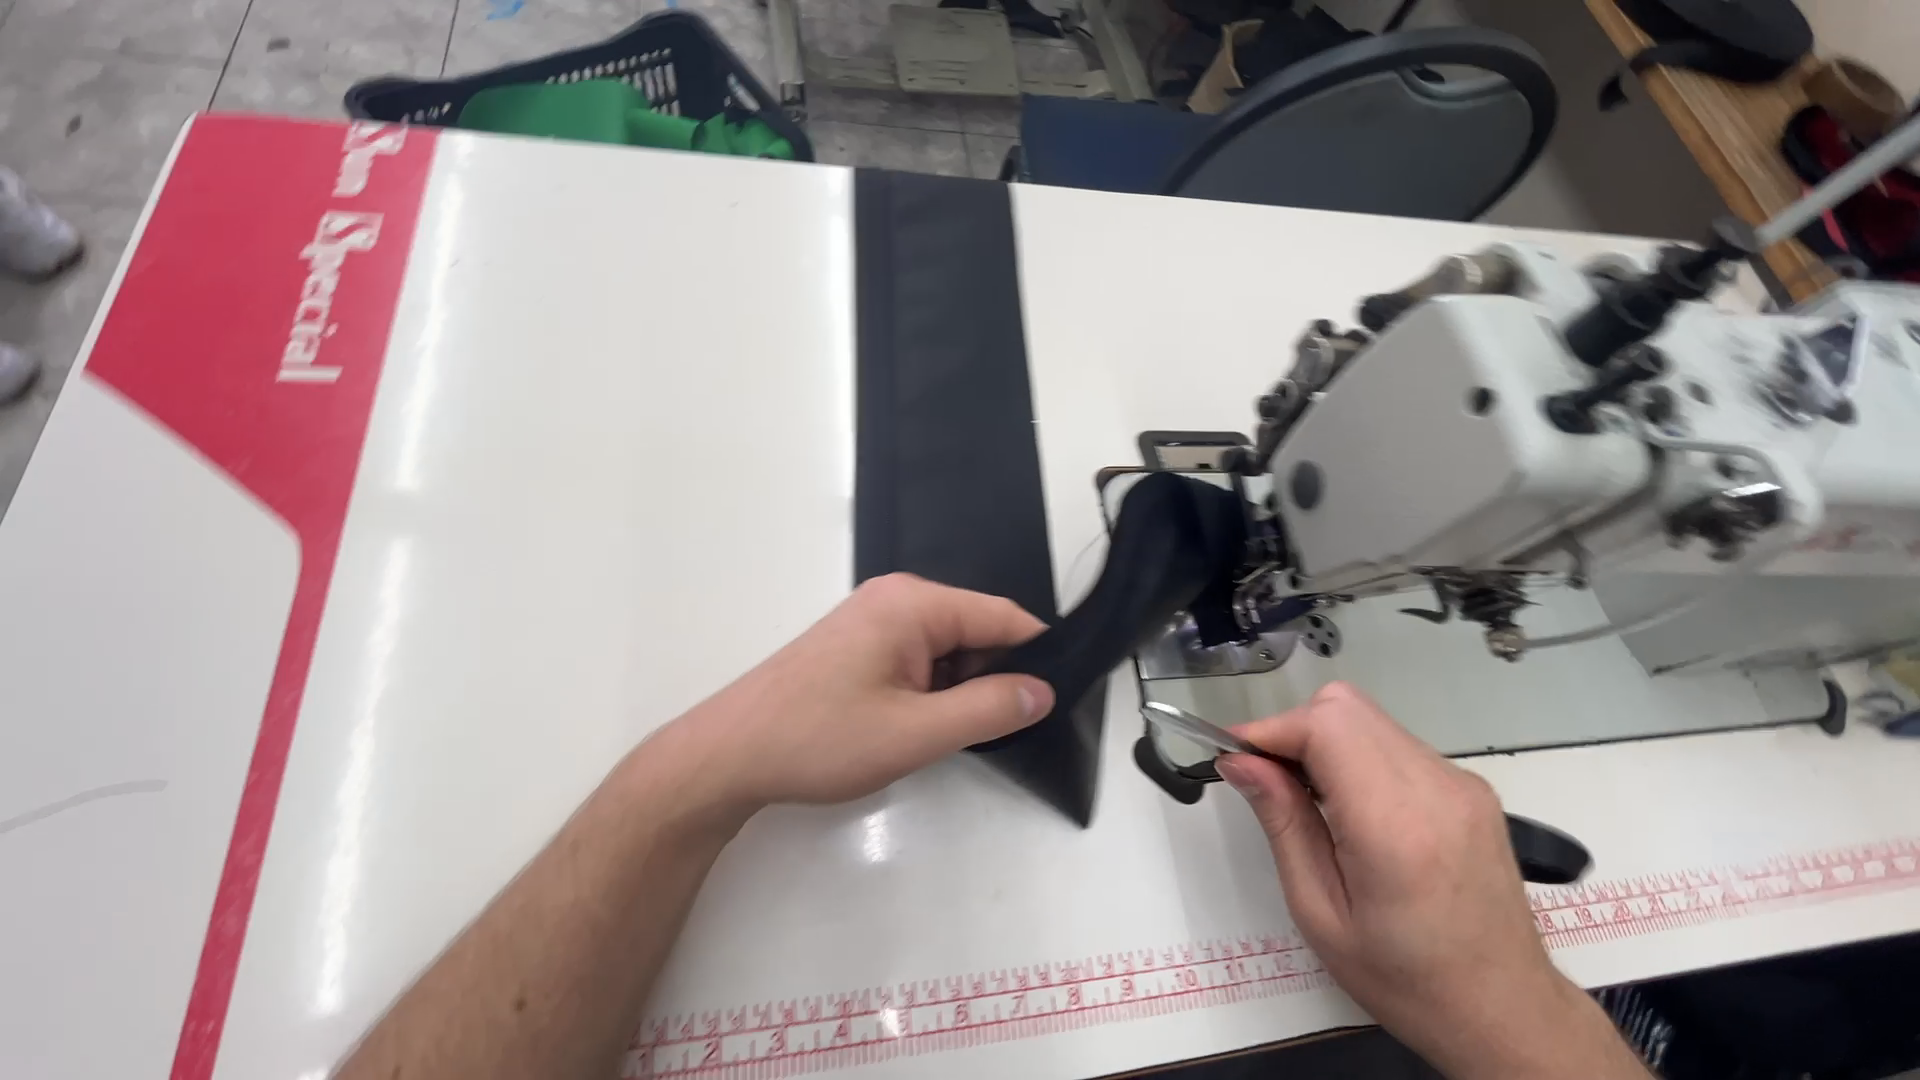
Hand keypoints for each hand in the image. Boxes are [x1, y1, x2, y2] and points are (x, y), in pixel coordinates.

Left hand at [656, 573, 1054, 815]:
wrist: (730, 754)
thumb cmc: (822, 738)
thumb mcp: (916, 732)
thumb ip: (988, 709)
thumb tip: (1044, 691)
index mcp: (914, 603)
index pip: (1003, 617)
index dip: (1037, 657)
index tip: (1057, 701)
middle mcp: (896, 598)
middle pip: (975, 631)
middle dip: (993, 678)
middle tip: (997, 733)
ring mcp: (872, 620)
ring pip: (946, 649)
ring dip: (957, 689)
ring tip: (946, 736)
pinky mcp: (857, 645)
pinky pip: (916, 658)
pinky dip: (929, 690)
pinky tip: (915, 727)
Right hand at [1215, 683, 1645, 1079]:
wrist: (1506, 1011)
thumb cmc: (1402, 978)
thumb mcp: (1318, 910)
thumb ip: (1282, 822)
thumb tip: (1239, 761)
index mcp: (1395, 825)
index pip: (1324, 726)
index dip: (1269, 730)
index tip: (1234, 758)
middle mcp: (1436, 787)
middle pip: (1343, 707)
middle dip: (1292, 730)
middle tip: (1269, 780)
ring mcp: (1460, 783)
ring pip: (1367, 718)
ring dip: (1323, 741)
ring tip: (1310, 800)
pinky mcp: (1470, 787)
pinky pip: (1394, 742)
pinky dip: (1357, 755)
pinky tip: (1352, 807)